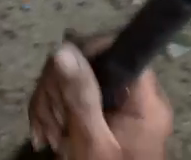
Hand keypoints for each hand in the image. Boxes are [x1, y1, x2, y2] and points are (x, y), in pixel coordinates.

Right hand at [27, 40, 172, 159]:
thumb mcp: (92, 142)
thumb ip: (81, 96)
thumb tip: (63, 49)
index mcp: (144, 99)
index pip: (117, 48)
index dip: (86, 51)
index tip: (62, 74)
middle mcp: (133, 95)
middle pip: (88, 61)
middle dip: (59, 87)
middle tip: (54, 120)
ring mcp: (117, 105)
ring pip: (73, 77)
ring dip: (51, 103)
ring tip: (48, 136)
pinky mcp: (102, 115)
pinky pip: (71, 96)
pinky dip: (53, 112)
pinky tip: (46, 134)